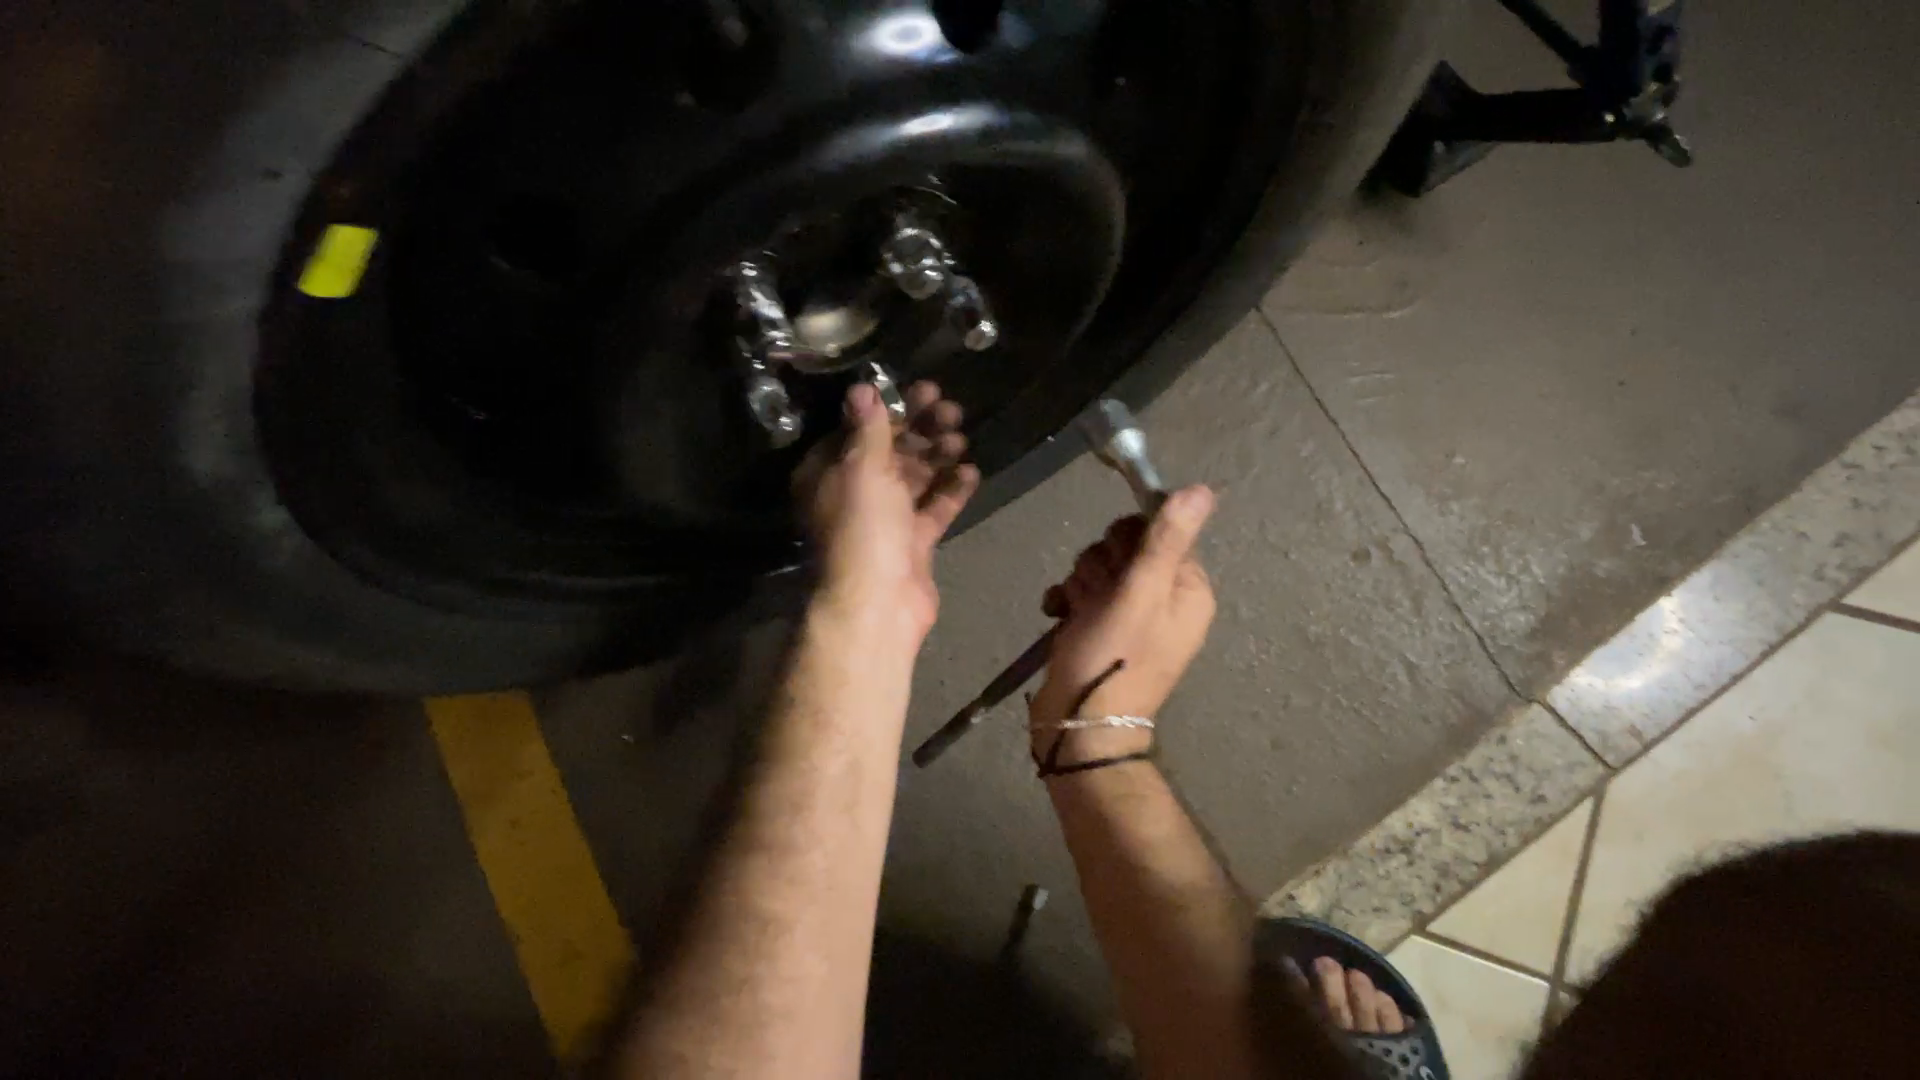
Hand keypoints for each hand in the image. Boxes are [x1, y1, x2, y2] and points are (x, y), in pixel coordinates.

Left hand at [796, 380, 979, 642]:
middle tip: (952, 411)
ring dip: (937, 456)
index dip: (891, 408)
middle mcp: (852, 493)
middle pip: (890, 451)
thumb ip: (868, 427)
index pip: (858, 430)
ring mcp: (884, 520)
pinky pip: (933, 508)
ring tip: (961, 439)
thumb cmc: (863, 527)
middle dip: (921, 429)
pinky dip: (951, 490)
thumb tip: (861, 387)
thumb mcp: (862, 468)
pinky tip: (971, 473)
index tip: (924, 390)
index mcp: (827, 473)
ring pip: (914, 478)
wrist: (878, 602)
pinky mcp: (912, 542)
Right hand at [1028, 486, 1216, 762]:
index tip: (1117, 565)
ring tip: (1077, 613)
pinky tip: (1057, 614)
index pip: (1163, 530)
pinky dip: (1068, 599)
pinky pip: (1083, 592)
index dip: (1131, 540)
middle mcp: (1165, 599)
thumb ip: (1167, 540)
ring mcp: (1132, 615)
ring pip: (1100, 567)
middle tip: (1097, 594)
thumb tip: (1202, 489)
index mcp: (1188, 590)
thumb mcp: (1140, 594)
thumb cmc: (1113, 660)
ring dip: (1081, 583)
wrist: (1079, 726)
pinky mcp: (1101, 627)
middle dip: (1101, 564)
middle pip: (1127, 547)